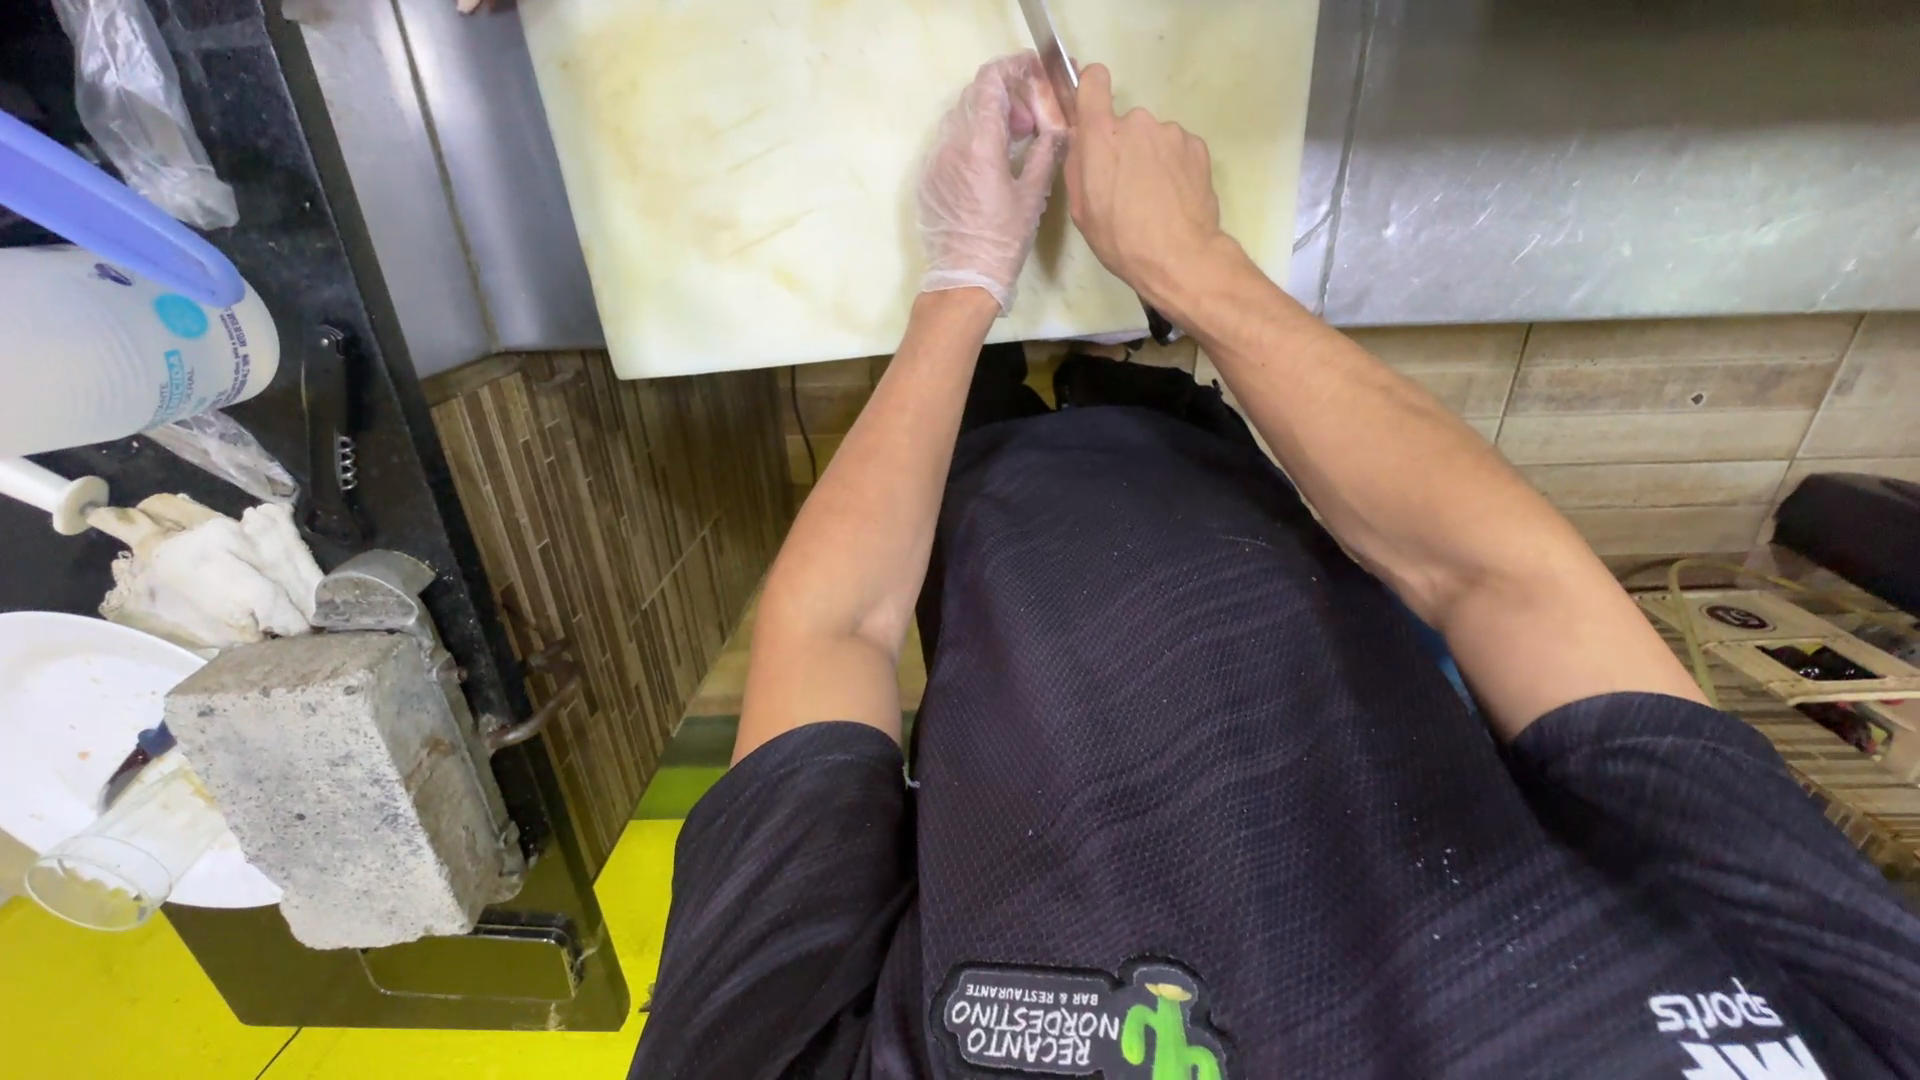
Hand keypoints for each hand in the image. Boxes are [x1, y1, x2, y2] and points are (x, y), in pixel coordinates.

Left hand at [918, 53, 1067, 313]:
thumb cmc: (1002, 242)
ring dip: (985, 119)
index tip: (1031, 71)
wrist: (964, 279)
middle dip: (1004, 97)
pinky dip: (969, 142)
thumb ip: (1045, 153)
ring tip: (1009, 146)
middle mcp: (950, 145)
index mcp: (979, 144)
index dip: (1012, 67)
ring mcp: (933, 162)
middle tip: (1027, 122)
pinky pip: (947, 146)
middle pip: (974, 96)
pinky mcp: (927, 180)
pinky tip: (986, 168)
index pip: (990, 81)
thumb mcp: (1032, 197)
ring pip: (958, 119)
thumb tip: (1055, 130)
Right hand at [1066, 64, 1230, 308]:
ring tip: (1155, 198)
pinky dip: (1174, 168)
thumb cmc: (1121, 240)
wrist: (1179, 257)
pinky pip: (1177, 150)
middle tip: (1127, 187)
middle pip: (1125, 124)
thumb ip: (1078, 167)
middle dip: (1124, 148)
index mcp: (1102, 136)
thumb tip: (1082, 143)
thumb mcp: (1082, 212)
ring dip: (1151, 159)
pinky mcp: (1197, 145)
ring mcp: (1171, 132)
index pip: (1093, 82)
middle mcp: (1137, 123)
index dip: (1092, 91)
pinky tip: (1174, 197)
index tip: (1094, 110)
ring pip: (1153, 139)